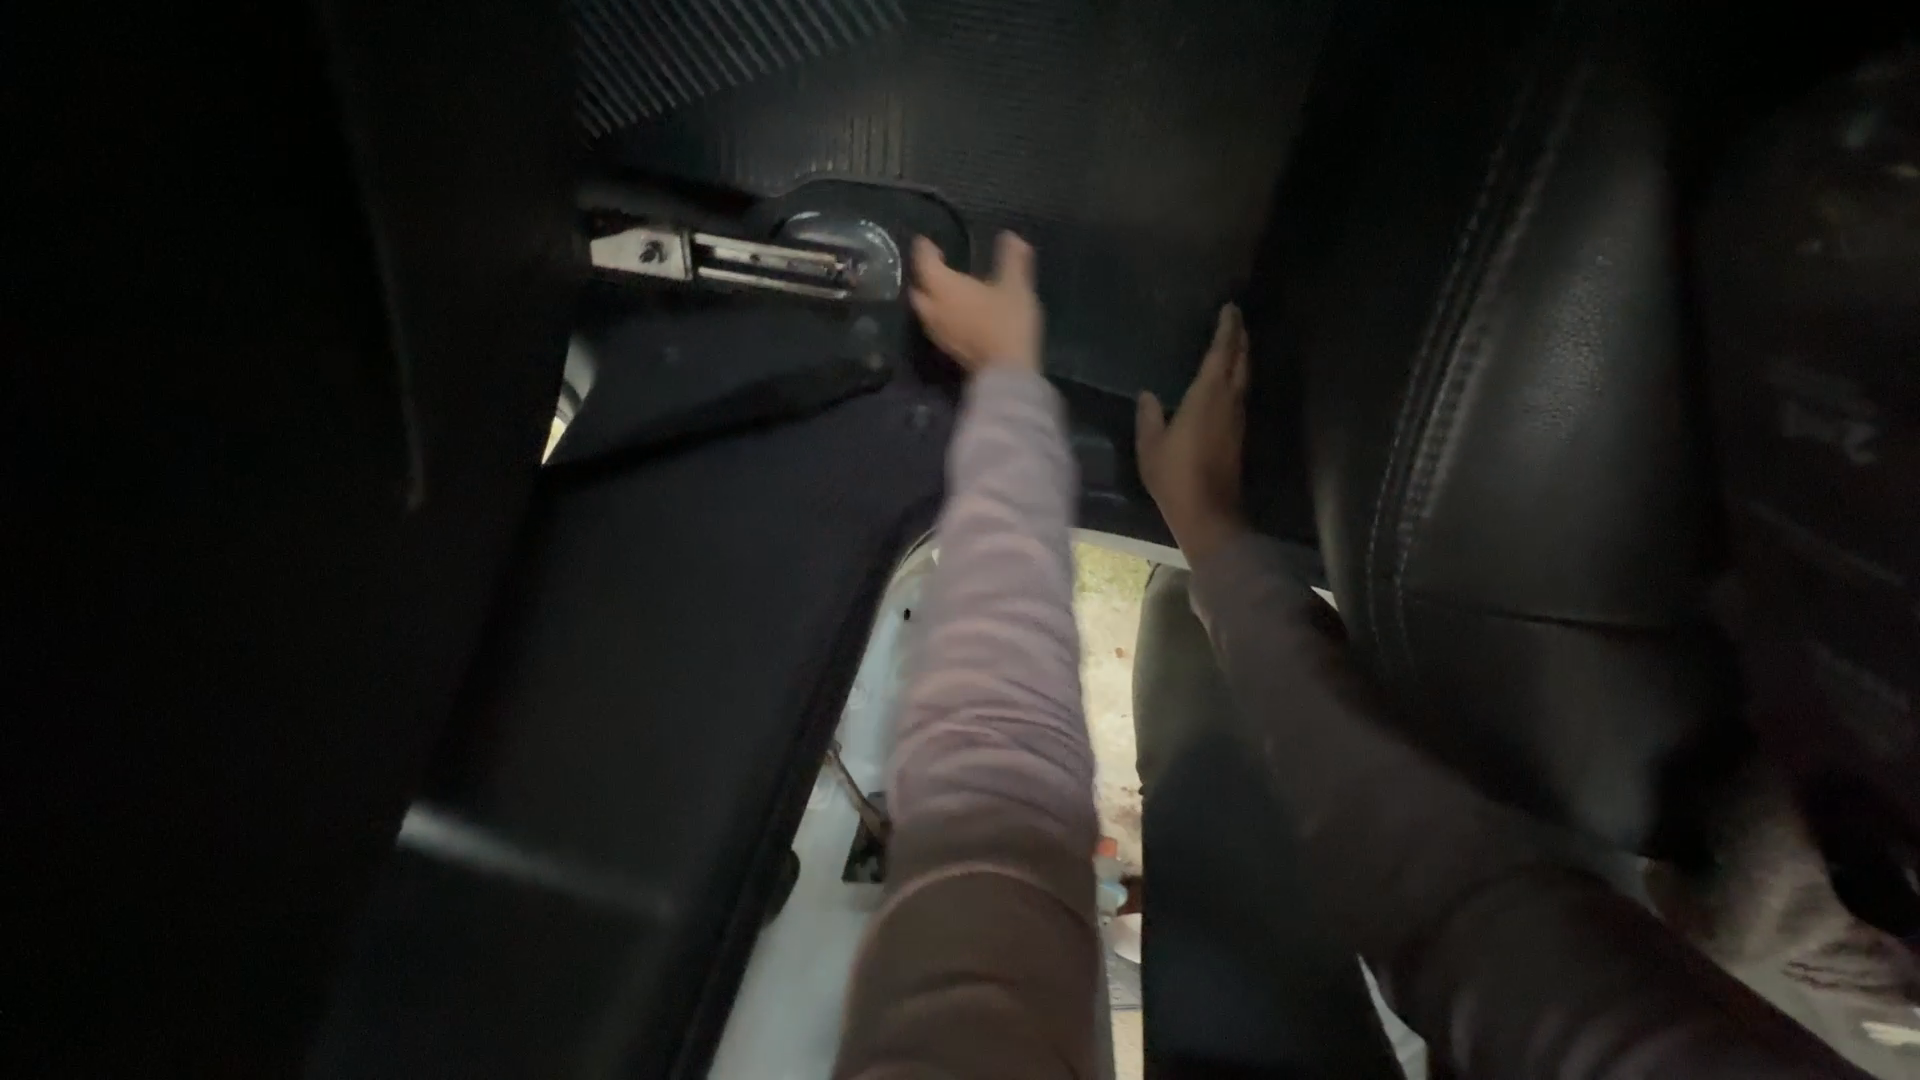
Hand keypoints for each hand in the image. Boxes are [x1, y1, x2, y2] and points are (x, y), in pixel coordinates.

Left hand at [910, 232, 1043, 374]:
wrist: (1006, 372)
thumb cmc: (1007, 322)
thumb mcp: (1015, 286)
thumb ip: (1011, 259)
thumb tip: (1011, 236)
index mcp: (944, 288)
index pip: (924, 263)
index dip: (924, 250)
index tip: (926, 241)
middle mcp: (933, 309)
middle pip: (918, 289)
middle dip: (923, 275)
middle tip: (934, 266)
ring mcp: (938, 332)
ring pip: (924, 310)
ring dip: (929, 297)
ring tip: (943, 289)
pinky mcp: (947, 349)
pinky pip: (935, 326)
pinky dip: (939, 315)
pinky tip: (953, 314)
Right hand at [1137, 304, 1249, 560]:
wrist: (1208, 512)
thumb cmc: (1175, 475)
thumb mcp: (1151, 445)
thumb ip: (1149, 416)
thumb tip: (1148, 395)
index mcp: (1208, 396)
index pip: (1221, 353)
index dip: (1226, 329)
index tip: (1229, 309)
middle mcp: (1229, 401)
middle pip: (1240, 361)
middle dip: (1239, 338)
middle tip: (1235, 321)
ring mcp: (1237, 419)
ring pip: (1243, 378)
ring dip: (1240, 358)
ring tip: (1232, 345)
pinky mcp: (1238, 435)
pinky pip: (1239, 396)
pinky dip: (1235, 380)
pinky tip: (1225, 383)